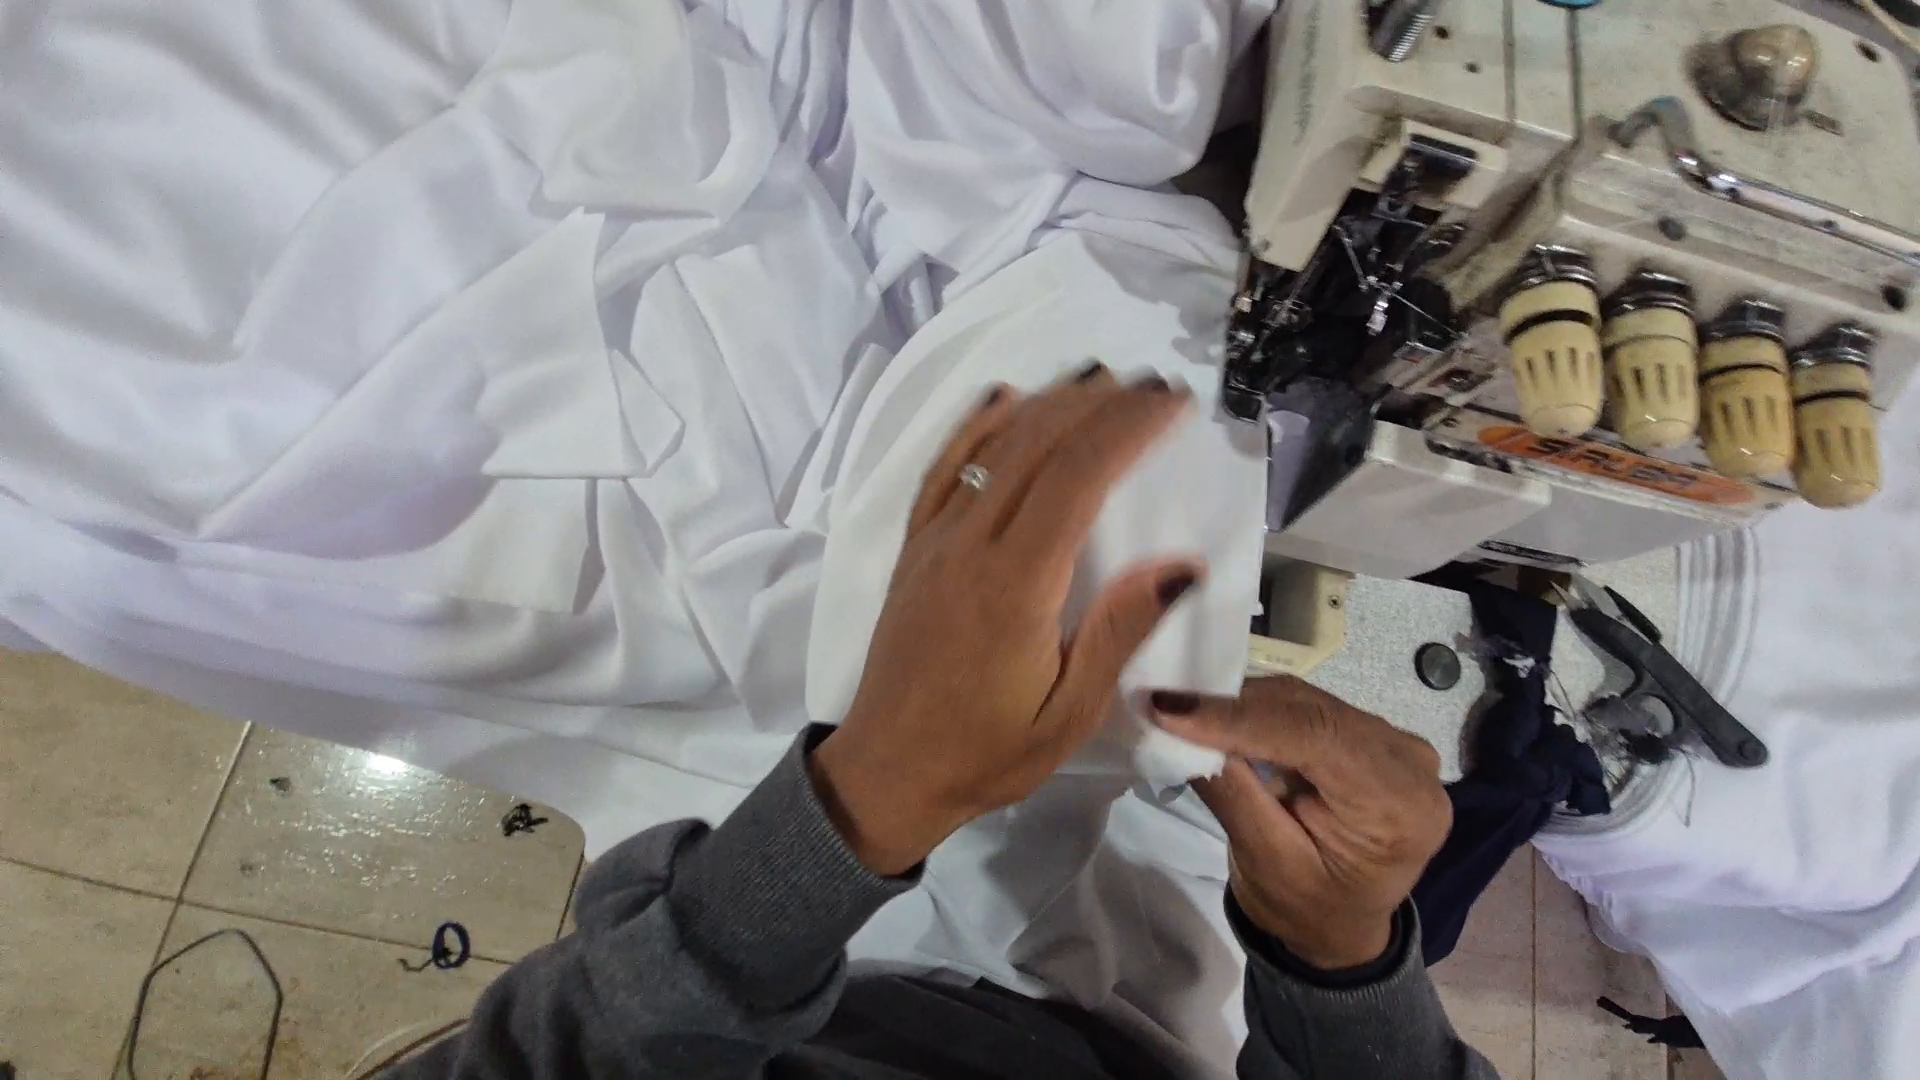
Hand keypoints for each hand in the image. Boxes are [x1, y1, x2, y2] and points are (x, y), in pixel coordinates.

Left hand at [810, 368, 1205, 875]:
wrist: (888, 771)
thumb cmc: (985, 753)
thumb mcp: (1069, 715)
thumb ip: (1118, 633)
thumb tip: (1180, 565)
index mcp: (1015, 585)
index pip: (1077, 477)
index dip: (1127, 428)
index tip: (1172, 403)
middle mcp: (969, 545)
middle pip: (1035, 447)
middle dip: (1097, 405)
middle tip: (1149, 385)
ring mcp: (933, 541)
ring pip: (990, 449)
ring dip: (1044, 404)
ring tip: (1094, 381)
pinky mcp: (913, 549)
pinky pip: (942, 471)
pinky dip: (975, 427)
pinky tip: (1001, 401)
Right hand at [1149, 677, 1450, 969]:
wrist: (1338, 923)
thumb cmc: (1306, 907)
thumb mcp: (1265, 860)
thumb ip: (1231, 790)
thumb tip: (1179, 729)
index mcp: (1401, 805)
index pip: (1314, 736)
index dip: (1237, 716)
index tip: (1167, 708)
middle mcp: (1409, 762)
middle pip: (1308, 709)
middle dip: (1230, 704)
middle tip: (1161, 703)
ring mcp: (1391, 741)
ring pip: (1301, 698)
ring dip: (1237, 700)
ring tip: (1178, 705)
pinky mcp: (1365, 732)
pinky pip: (1301, 704)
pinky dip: (1252, 706)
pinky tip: (1213, 710)